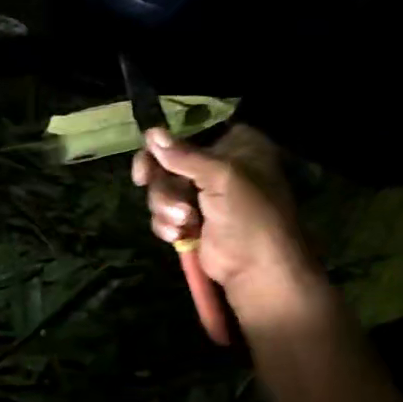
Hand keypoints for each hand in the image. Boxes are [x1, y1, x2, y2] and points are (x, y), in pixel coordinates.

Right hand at [131, 125, 307, 288]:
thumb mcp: (222, 177)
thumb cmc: (249, 216)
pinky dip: (166, 225)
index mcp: (233, 146)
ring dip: (166, 209)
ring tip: (184, 225)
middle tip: (174, 206)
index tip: (146, 171)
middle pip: (164, 165)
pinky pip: (162, 213)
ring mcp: (201, 195)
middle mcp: (215, 166)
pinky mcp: (190, 220)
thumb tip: (150, 132)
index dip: (160, 152)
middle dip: (165, 190)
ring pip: (160, 191)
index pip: (184, 138)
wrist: (256, 268)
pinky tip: (179, 236)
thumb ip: (184, 155)